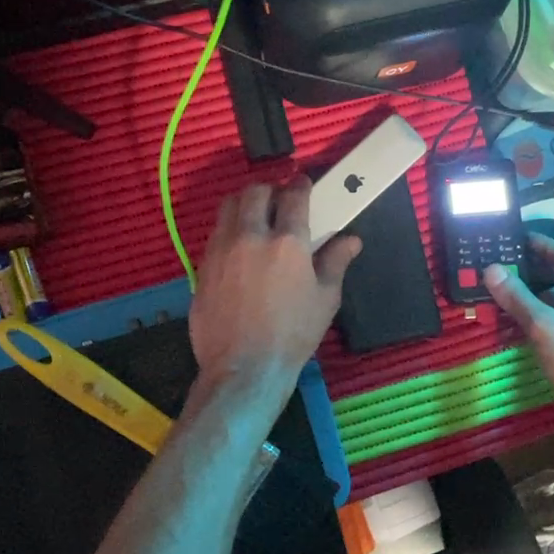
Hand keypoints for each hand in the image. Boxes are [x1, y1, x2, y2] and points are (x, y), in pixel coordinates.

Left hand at [190, 178, 360, 388]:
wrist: (244, 368)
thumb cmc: (292, 336)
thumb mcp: (325, 301)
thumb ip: (335, 263)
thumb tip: (351, 240)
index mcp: (288, 243)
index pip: (294, 196)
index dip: (300, 185)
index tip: (303, 185)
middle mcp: (251, 236)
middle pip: (255, 192)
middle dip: (269, 190)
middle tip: (279, 202)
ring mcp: (222, 250)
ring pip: (229, 207)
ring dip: (245, 205)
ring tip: (255, 218)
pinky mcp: (203, 267)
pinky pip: (215, 234)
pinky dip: (229, 230)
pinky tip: (239, 249)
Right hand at [484, 234, 553, 418]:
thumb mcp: (542, 326)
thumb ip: (516, 296)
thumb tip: (492, 269)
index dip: (542, 245)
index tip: (519, 238)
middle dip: (542, 272)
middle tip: (515, 268)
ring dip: (543, 298)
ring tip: (514, 300)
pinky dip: (550, 317)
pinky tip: (529, 327)